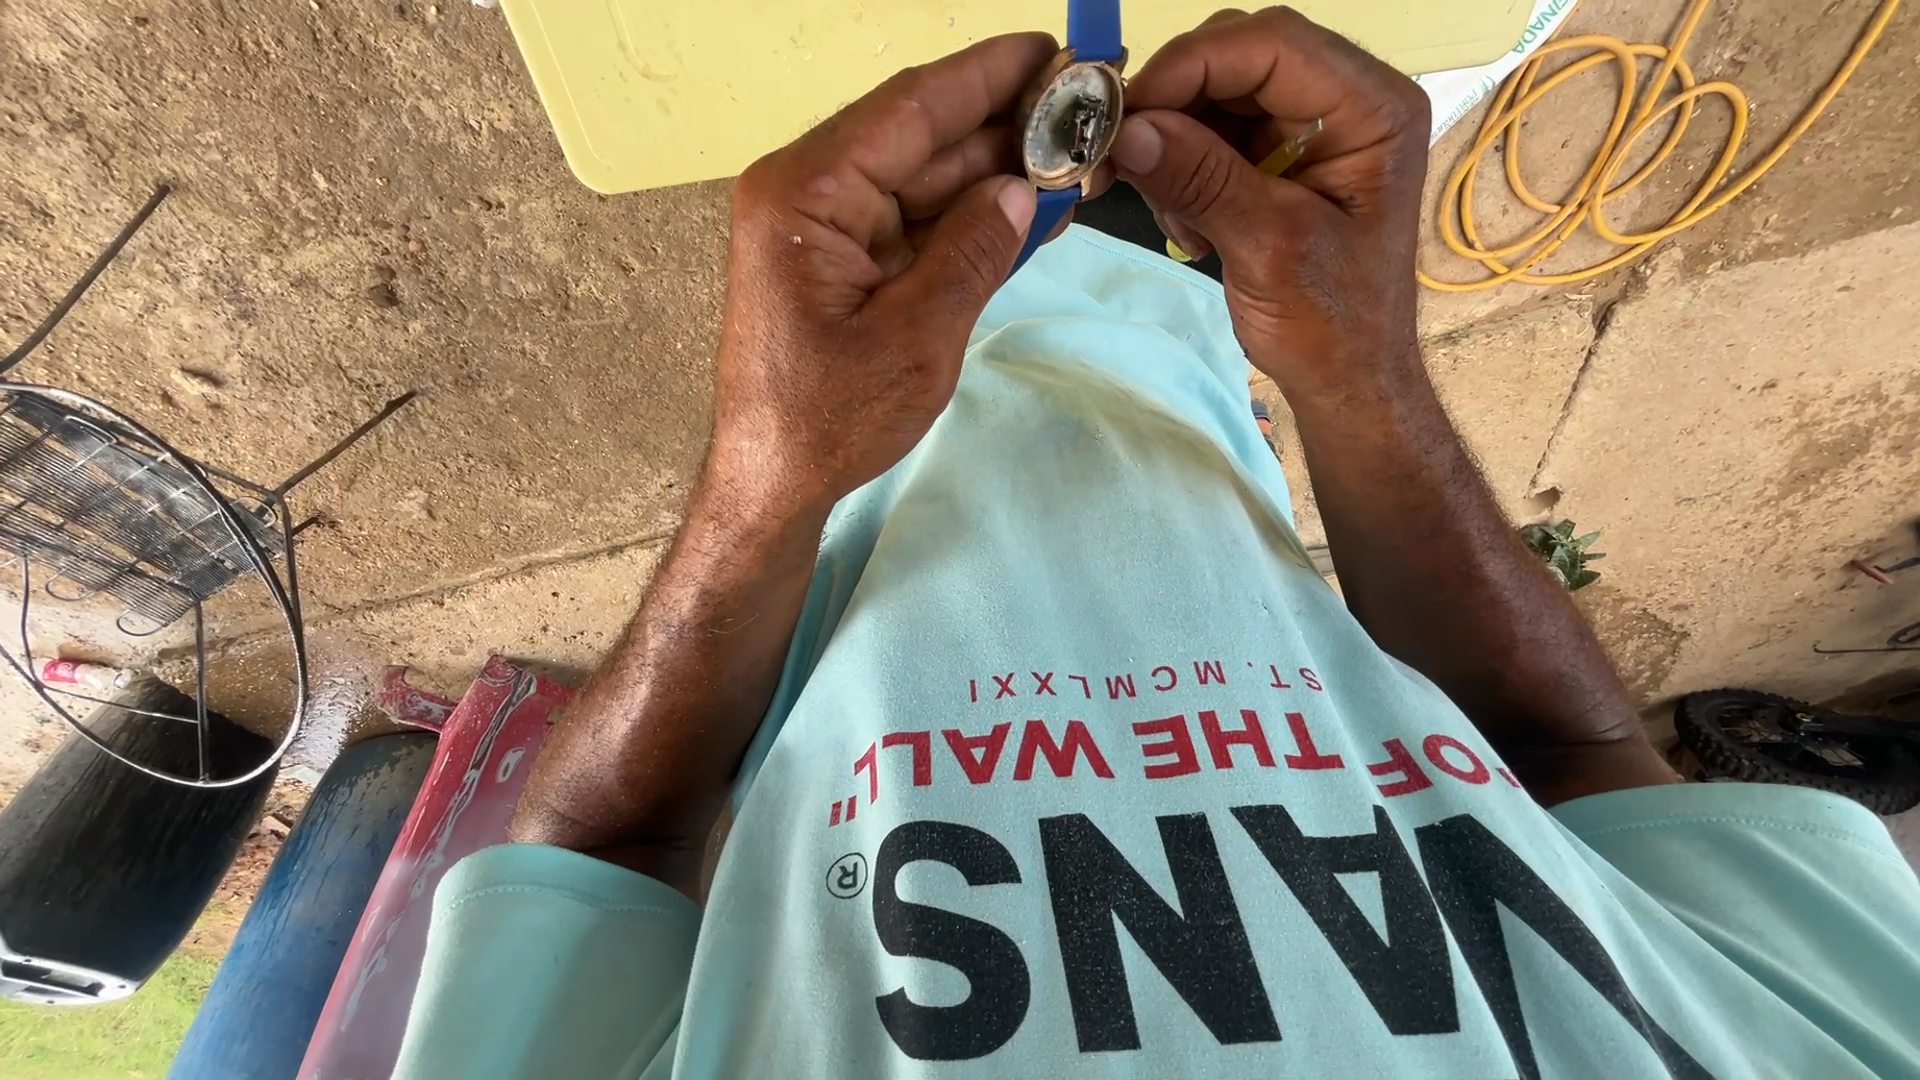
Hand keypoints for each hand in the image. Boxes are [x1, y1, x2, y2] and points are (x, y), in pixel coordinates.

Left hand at [706, 33, 1053, 516]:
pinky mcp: (840, 269)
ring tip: (1063, 167)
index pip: (910, 111)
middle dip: (998, 133)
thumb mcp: (917, 339)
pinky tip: (1018, 213)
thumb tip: (1019, 190)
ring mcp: (824, 234)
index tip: (1049, 52)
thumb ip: (972, 254)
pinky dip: (963, 225)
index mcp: (807, 195)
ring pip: (919, 187)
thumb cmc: (830, 419)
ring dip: (988, 181)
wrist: (775, 481)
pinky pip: (911, 230)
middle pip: (917, 144)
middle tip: (1076, 119)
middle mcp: (808, 197)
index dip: (985, 77)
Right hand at [1109, 7, 1430, 401]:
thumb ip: (1202, 181)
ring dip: (1174, 152)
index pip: (1271, 46)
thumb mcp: (1267, 248)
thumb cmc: (1328, 323)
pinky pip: (1210, 143)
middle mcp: (1342, 102)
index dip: (1190, 67)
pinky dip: (1182, 178)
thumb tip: (1128, 131)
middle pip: (1238, 62)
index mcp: (1369, 109)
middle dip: (1175, 110)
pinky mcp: (1275, 164)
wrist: (1344, 376)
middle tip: (1124, 163)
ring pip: (1215, 102)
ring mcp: (1306, 133)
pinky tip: (1192, 230)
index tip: (1124, 115)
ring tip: (1179, 221)